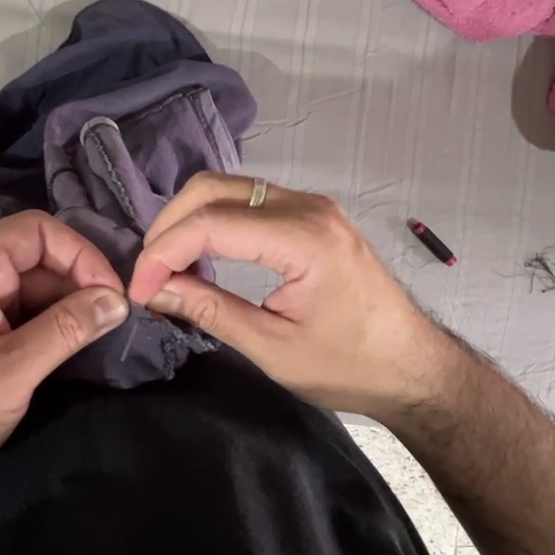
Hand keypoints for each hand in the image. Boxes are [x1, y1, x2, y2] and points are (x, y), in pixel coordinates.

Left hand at [0, 210, 129, 503]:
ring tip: (92, 343)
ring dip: (59, 310)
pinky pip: (4, 313)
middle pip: (32, 258)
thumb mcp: (10, 374)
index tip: (114, 301)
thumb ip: (67, 330)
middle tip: (111, 329)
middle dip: (76, 286)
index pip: (40, 231)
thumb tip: (117, 300)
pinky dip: (36, 327)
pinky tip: (59, 353)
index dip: (84, 257)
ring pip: (21, 288)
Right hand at [128, 173, 458, 422]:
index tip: (140, 292)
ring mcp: (311, 206)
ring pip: (228, 188)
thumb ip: (210, 311)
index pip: (211, 223)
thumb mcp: (273, 348)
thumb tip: (155, 290)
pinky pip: (248, 201)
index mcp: (303, 238)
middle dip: (169, 227)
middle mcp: (307, 207)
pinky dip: (214, 222)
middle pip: (213, 188)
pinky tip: (202, 257)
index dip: (163, 254)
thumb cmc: (350, 366)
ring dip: (189, 221)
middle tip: (149, 276)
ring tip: (168, 269)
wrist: (413, 366)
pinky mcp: (311, 216)